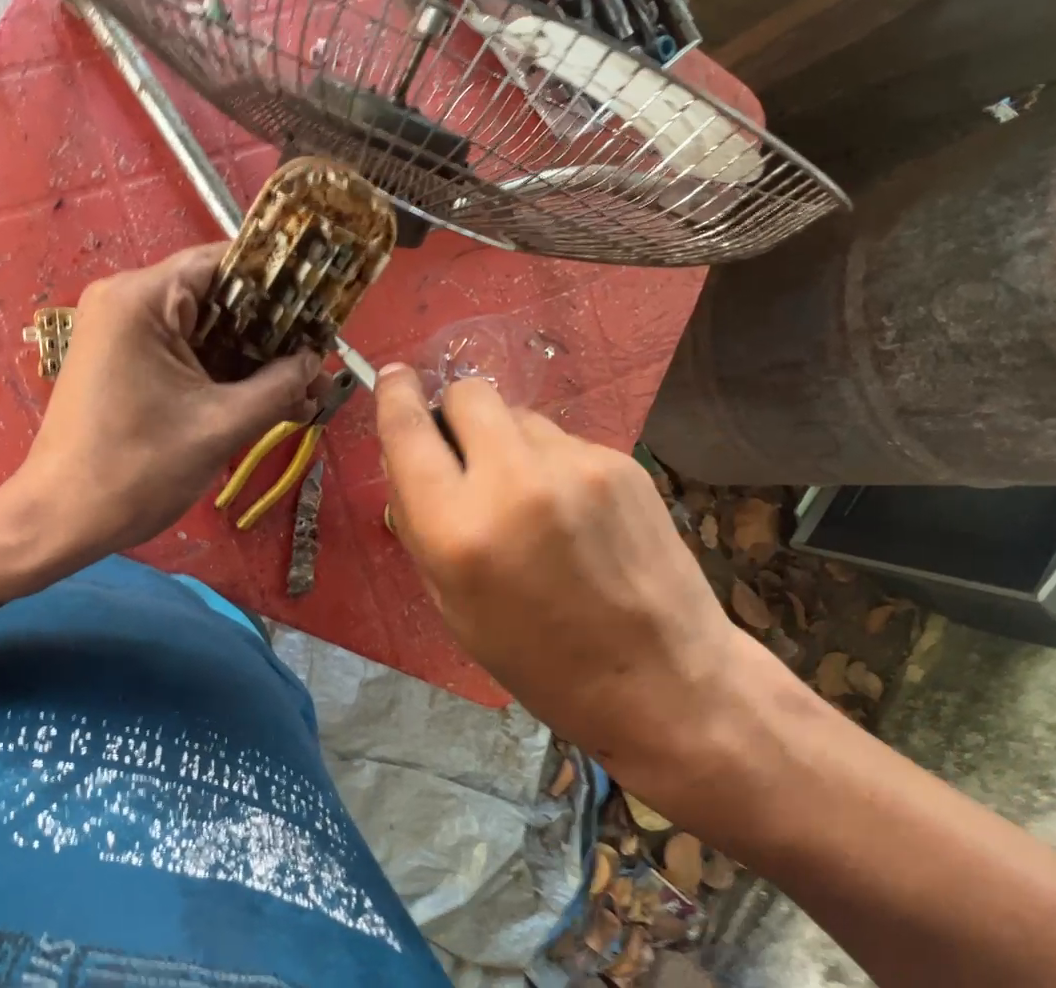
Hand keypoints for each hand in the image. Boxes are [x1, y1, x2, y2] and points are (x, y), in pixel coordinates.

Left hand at [9, 243, 322, 558]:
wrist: (61, 520)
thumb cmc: (134, 472)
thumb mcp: (218, 427)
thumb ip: (277, 387)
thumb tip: (316, 362)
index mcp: (141, 299)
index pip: (226, 264)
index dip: (281, 283)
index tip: (323, 311)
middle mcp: (128, 302)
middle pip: (220, 298)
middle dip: (273, 333)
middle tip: (322, 360)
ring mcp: (124, 334)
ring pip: (208, 332)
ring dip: (254, 361)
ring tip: (307, 390)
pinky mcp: (126, 364)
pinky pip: (187, 357)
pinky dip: (225, 377)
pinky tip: (271, 403)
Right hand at [374, 365, 745, 786]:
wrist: (663, 678)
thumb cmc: (538, 660)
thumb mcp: (453, 605)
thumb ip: (425, 525)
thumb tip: (411, 461)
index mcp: (458, 531)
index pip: (407, 431)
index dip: (393, 397)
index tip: (393, 378)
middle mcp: (513, 482)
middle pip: (469, 393)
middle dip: (456, 412)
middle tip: (466, 454)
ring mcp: (575, 466)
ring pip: (520, 415)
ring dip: (507, 441)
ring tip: (528, 498)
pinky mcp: (621, 462)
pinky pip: (563, 440)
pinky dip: (552, 463)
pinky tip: (572, 512)